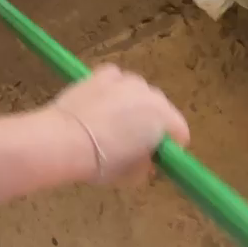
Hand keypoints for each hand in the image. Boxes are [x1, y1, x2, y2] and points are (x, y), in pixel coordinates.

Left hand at [44, 64, 189, 183]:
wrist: (68, 138)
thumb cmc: (105, 161)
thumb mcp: (135, 173)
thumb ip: (147, 161)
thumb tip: (144, 155)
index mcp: (163, 117)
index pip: (179, 131)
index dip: (171, 146)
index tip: (158, 157)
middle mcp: (148, 93)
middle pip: (159, 107)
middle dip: (152, 122)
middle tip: (136, 140)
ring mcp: (123, 80)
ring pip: (137, 90)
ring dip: (133, 103)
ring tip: (116, 119)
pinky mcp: (100, 73)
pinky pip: (115, 79)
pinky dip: (113, 88)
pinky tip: (103, 101)